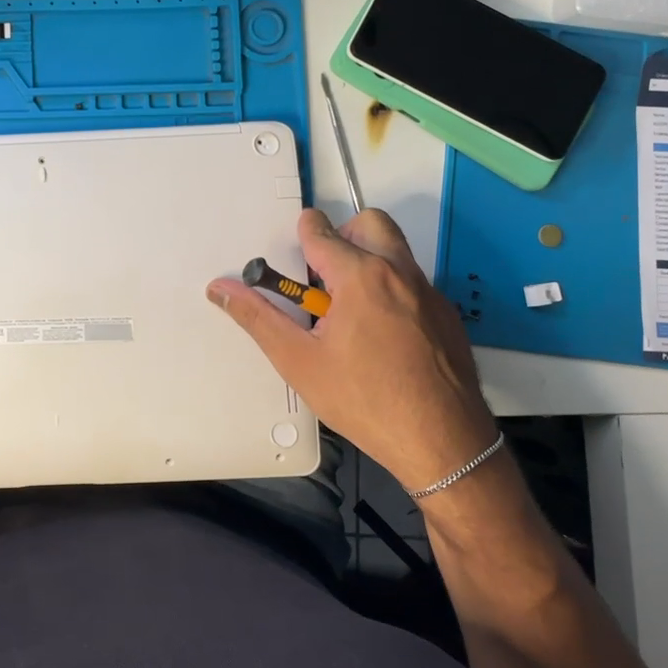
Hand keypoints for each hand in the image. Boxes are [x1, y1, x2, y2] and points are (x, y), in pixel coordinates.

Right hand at [206, 208, 497, 497]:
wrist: (444, 443)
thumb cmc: (366, 400)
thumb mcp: (298, 361)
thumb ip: (257, 316)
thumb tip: (220, 288)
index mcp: (362, 277)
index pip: (321, 232)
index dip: (299, 237)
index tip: (289, 258)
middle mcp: (400, 274)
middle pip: (369, 224)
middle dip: (341, 236)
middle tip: (320, 277)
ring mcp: (430, 294)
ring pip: (395, 253)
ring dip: (366, 263)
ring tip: (345, 313)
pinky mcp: (447, 317)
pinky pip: (413, 284)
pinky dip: (390, 291)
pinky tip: (378, 338)